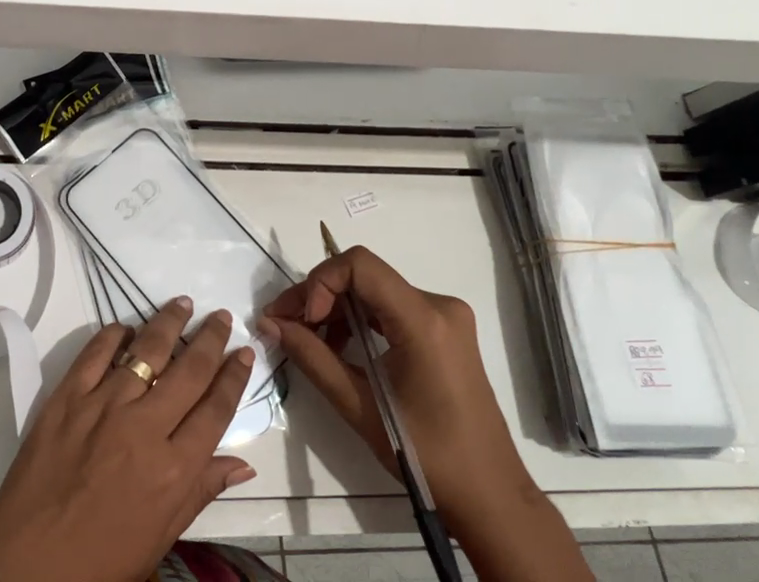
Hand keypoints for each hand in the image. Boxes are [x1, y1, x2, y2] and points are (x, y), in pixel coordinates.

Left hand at [0, 297, 257, 581]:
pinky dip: (112, 335)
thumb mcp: (163, 534)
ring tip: (183, 304)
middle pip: (188, 371)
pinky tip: (125, 327)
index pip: (216, 408)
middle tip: (221, 316)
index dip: (235, 376)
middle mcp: (145, 428)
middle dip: (210, 339)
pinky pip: (94, 355)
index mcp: (174, 468)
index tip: (245, 352)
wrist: (31, 562)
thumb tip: (242, 463)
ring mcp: (103, 407)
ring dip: (168, 324)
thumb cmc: (103, 559)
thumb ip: (201, 490)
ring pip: (146, 352)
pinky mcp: (66, 398)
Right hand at [260, 246, 589, 580]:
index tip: (300, 320)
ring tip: (307, 341)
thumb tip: (271, 324)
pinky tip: (340, 349)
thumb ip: (312, 357)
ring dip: (336, 309)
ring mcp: (446, 317)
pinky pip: (391, 309)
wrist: (487, 493)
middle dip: (319, 297)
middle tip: (283, 326)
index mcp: (424, 320)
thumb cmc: (426, 454)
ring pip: (375, 291)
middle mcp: (439, 306)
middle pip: (364, 276)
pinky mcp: (445, 332)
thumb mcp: (360, 406)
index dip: (320, 283)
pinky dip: (360, 320)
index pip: (360, 265)